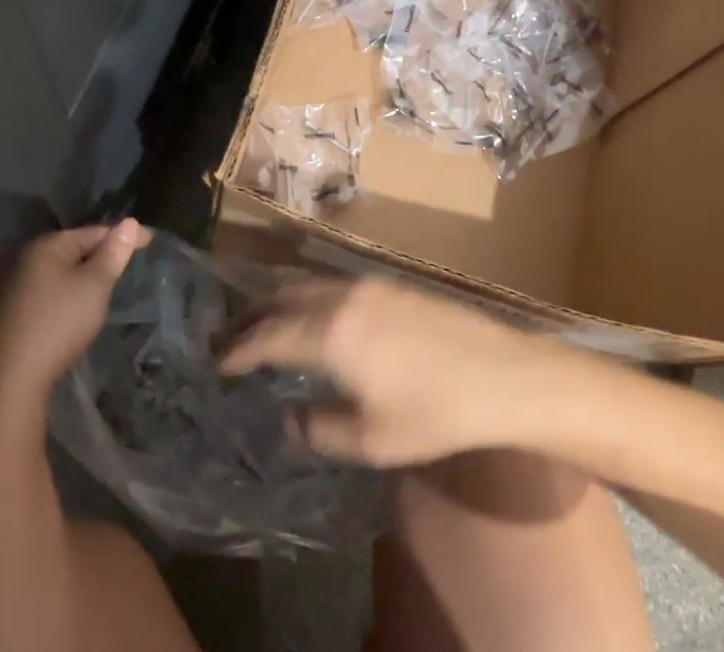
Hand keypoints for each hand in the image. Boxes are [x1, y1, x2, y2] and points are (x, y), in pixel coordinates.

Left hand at [0, 219, 151, 386]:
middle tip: (126, 261)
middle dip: (99, 252)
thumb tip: (129, 222)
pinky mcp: (2, 311)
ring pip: (55, 271)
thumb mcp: (94, 286)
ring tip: (103, 282)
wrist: (8, 377)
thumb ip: (112, 254)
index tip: (149, 240)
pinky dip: (62, 291)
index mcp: (45, 247)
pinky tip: (70, 305)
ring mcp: (7, 286)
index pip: (93, 232)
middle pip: (71, 248)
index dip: (124, 236)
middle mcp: (21, 258)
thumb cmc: (58, 323)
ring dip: (79, 272)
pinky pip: (42, 290)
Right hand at [219, 277, 580, 465]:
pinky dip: (311, 298)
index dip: (238, 351)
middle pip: (283, 298)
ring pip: (310, 285)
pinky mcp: (396, 286)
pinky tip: (316, 318)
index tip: (216, 363)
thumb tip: (290, 418)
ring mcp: (373, 285)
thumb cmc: (437, 413)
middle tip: (229, 338)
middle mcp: (345, 297)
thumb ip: (320, 428)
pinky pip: (336, 284)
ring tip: (265, 324)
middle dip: (251, 318)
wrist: (507, 376)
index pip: (268, 336)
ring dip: (281, 302)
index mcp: (332, 332)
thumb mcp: (372, 438)